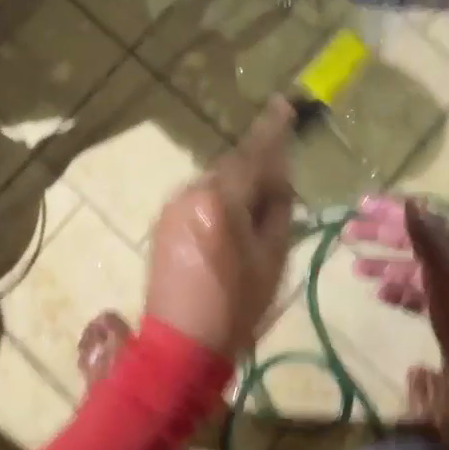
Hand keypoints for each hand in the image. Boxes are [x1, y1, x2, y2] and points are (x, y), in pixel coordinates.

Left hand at [144, 97, 296, 356]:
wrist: (179, 346)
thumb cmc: (236, 306)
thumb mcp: (272, 257)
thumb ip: (277, 208)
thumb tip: (278, 179)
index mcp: (220, 199)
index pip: (253, 155)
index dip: (272, 130)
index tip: (284, 103)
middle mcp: (191, 192)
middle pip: (233, 167)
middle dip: (258, 171)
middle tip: (281, 192)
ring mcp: (172, 206)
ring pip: (216, 183)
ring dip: (238, 190)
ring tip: (257, 222)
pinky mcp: (163, 221)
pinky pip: (199, 199)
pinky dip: (219, 203)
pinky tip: (231, 229)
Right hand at [343, 195, 448, 406]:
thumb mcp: (443, 273)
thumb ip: (425, 238)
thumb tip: (408, 202)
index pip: (418, 220)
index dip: (390, 210)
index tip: (360, 206)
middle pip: (412, 242)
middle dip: (379, 236)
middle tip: (347, 234)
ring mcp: (448, 288)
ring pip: (410, 269)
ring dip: (383, 266)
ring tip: (356, 269)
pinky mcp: (445, 312)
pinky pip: (416, 294)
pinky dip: (397, 292)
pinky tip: (380, 296)